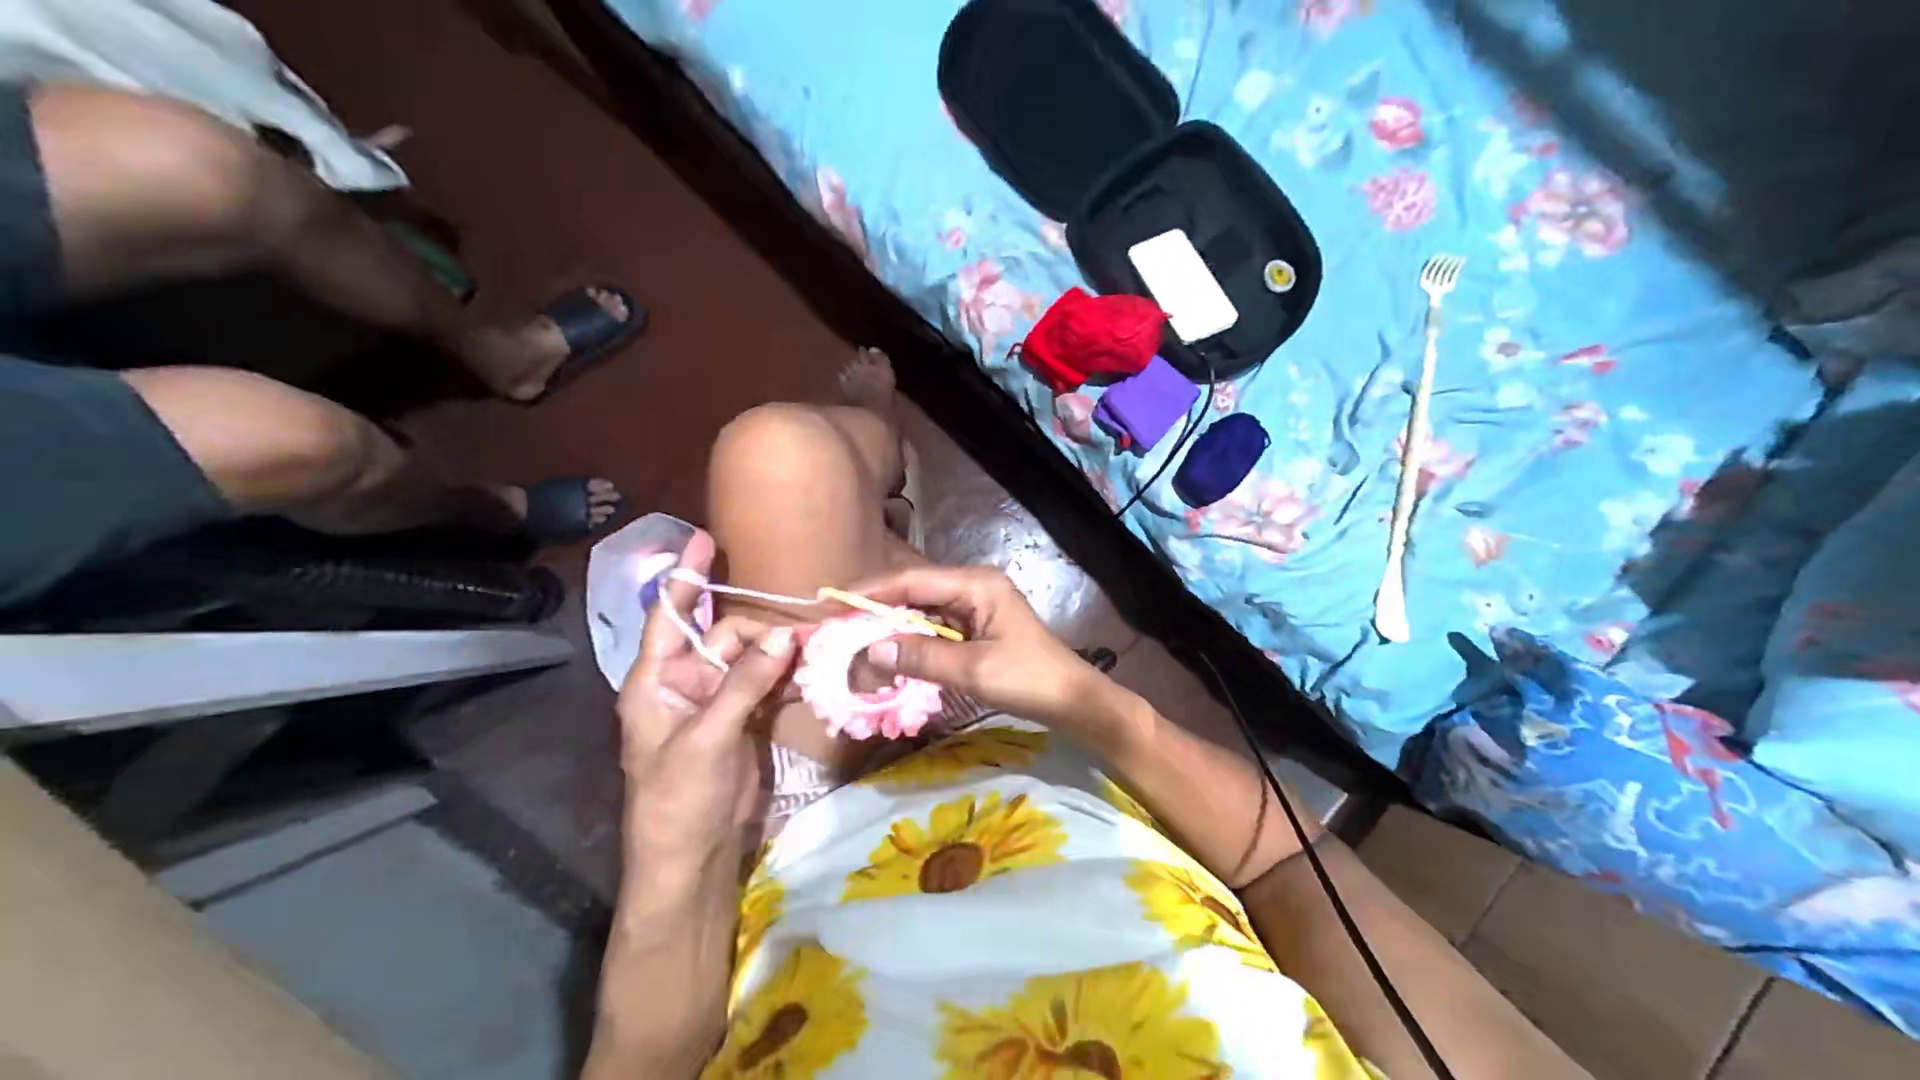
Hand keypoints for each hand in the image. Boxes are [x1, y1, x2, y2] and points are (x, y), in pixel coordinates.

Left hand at [615, 531, 797, 886]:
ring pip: (754, 659)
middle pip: (727, 636)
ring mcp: (719, 701)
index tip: (703, 539)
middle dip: (761, 630)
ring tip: (816, 648)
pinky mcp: (745, 720)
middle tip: (803, 633)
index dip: (685, 578)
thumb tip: (786, 635)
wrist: (693, 857)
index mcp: (656, 681)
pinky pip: (770, 686)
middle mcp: (686, 682)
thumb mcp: (707, 737)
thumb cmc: (678, 796)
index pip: (670, 616)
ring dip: (782, 653)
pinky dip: (790, 679)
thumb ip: (745, 683)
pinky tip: (814, 675)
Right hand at [849, 564, 1136, 740]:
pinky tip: (886, 652)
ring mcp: (973, 607)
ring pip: (919, 610)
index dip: (870, 591)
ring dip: (888, 626)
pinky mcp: (973, 628)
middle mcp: (971, 587)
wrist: (1072, 701)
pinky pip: (932, 628)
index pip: (912, 580)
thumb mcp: (974, 670)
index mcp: (976, 585)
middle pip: (912, 591)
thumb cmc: (1029, 680)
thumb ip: (922, 657)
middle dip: (874, 608)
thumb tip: (870, 648)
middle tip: (835, 624)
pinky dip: (908, 640)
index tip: (832, 602)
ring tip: (851, 639)